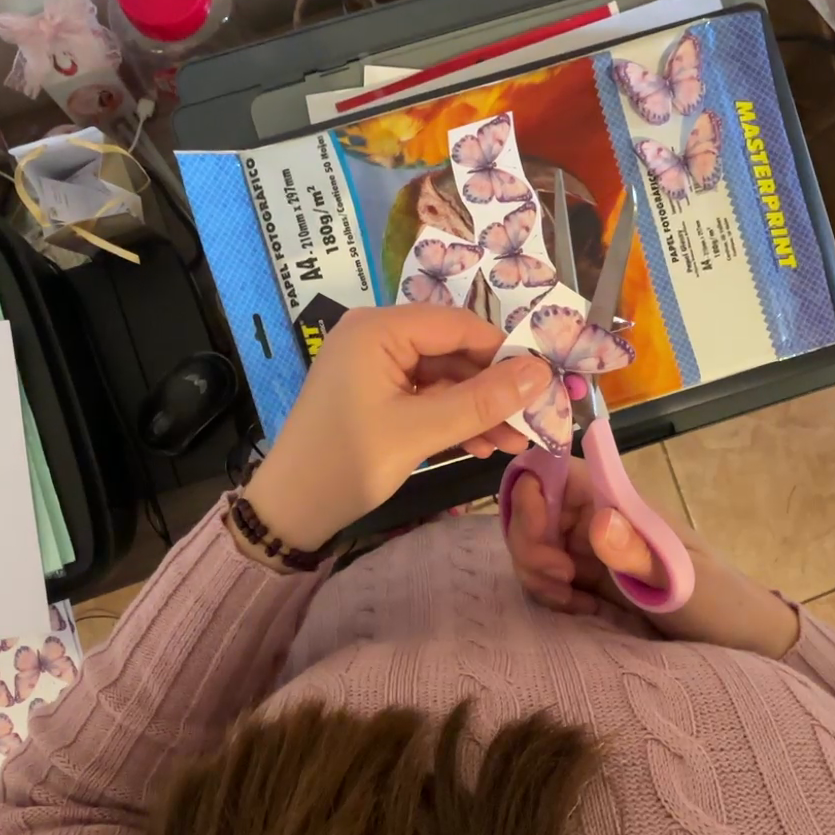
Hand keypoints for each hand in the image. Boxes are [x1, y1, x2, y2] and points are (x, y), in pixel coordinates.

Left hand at [244, 305, 552, 549]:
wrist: (291, 509)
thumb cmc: (348, 463)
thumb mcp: (420, 431)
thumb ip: (481, 401)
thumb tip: (541, 373)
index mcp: (378, 329)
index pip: (458, 325)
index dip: (504, 352)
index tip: (543, 384)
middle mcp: (376, 336)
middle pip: (452, 351)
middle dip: (493, 389)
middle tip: (532, 421)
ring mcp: (374, 366)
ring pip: (443, 378)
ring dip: (477, 410)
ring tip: (513, 444)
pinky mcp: (375, 394)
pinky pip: (425, 397)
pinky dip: (452, 419)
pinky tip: (481, 446)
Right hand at [505, 457, 799, 658]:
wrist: (737, 639)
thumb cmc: (718, 601)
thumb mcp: (683, 581)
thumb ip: (638, 553)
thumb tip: (597, 520)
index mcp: (618, 503)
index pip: (557, 471)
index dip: (532, 489)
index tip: (537, 529)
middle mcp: (595, 519)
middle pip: (533, 510)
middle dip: (529, 544)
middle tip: (559, 580)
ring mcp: (587, 551)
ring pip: (532, 545)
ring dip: (535, 572)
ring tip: (569, 600)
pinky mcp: (584, 582)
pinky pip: (544, 577)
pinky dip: (547, 594)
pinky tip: (576, 610)